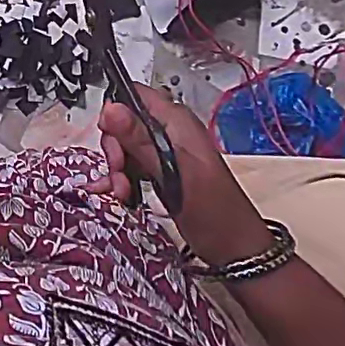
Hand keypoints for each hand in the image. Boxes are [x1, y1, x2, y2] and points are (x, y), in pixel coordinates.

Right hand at [94, 83, 276, 263]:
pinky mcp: (159, 170)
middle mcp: (168, 131)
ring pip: (123, 145)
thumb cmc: (213, 210)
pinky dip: (120, 178)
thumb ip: (139, 140)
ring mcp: (163, 151)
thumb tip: (111, 109)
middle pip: (123, 122)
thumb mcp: (172, 172)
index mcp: (176, 122)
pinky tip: (120, 193)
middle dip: (114, 148)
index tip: (110, 139)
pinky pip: (130, 165)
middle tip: (118, 171)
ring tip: (123, 190)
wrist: (234, 249)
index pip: (133, 95)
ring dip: (116, 168)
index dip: (114, 112)